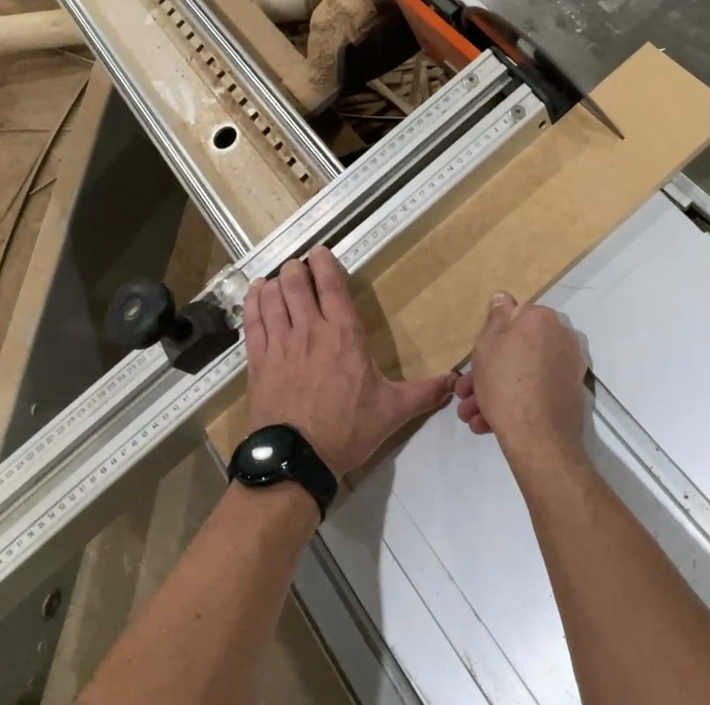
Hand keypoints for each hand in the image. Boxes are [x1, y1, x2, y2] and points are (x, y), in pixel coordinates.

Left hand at [242, 247, 454, 474]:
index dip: (324, 263)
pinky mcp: (258, 360)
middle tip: (299, 265)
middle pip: (297, 283)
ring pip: (273, 297)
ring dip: (276, 281)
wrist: (297, 458)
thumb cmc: (348, 430)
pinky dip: (253, 301)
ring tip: (279, 276)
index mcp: (344, 334)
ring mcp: (280, 343)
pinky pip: (253, 320)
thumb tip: (456, 381)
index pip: (332, 285)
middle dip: (297, 268)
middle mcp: (310, 330)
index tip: (320, 251)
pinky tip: (255, 292)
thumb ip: (424, 392)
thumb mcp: (393, 410)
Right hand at [454, 293, 589, 463]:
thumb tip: (503, 297)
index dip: (490, 338)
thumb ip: (495, 318)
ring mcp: (567, 366)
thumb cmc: (505, 383)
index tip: (475, 360)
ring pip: (522, 373)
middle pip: (516, 350)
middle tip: (465, 394)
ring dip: (493, 392)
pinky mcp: (569, 393)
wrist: (538, 436)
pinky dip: (513, 401)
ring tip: (471, 416)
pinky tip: (487, 424)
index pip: (513, 317)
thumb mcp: (487, 345)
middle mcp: (561, 337)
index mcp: (542, 318)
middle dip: (486, 372)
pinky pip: (535, 389)